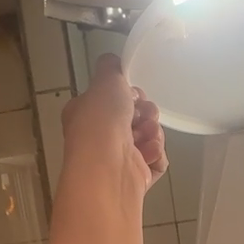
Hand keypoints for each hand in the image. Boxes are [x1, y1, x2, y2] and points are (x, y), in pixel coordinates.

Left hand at [62, 54, 168, 190]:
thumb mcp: (104, 81)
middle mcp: (100, 139)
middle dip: (145, 114)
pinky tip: (150, 155)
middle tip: (145, 116)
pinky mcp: (135, 180)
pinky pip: (155, 161)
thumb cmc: (101, 124)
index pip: (113, 99)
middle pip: (134, 118)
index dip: (129, 94)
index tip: (135, 94)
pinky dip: (156, 156)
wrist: (108, 170)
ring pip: (148, 138)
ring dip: (153, 134)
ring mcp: (118, 161)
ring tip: (148, 138)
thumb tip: (114, 63)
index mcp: (86, 115)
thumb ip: (111, 68)